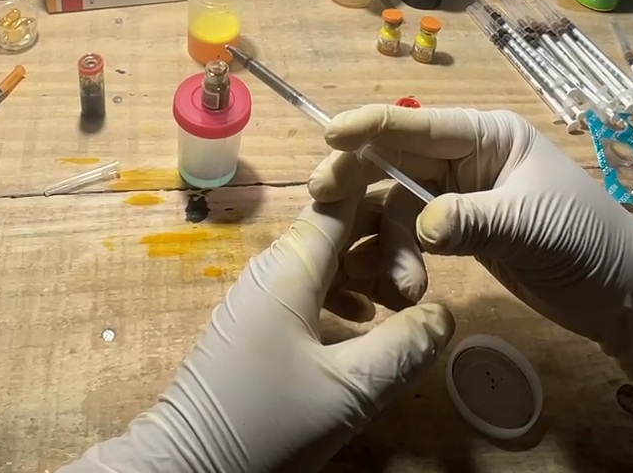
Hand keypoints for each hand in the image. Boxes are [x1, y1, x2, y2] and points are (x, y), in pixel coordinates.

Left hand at [62, 195, 453, 472]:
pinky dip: (347, 295)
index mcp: (293, 263)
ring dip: (369, 273)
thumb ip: (402, 347)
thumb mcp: (347, 390)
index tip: (423, 198)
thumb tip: (443, 313)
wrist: (189, 461)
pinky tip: (368, 323)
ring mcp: (266, 290)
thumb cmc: (267, 418)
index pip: (343, 197)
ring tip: (403, 306)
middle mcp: (278, 264)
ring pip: (328, 258)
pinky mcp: (262, 318)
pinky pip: (313, 287)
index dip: (381, 188)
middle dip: (385, 244)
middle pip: (340, 226)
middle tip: (418, 290)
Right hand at [308, 104, 632, 395]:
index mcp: (486, 136)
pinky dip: (401, 257)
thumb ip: (471, 221)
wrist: (625, 299)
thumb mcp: (531, 226)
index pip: (417, 123)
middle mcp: (466, 157)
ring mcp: (461, 194)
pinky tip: (396, 286)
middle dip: (360, 180)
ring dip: (388, 240)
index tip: (329, 135)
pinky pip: (413, 234)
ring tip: (393, 282)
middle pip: (397, 161)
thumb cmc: (588, 243)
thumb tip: (419, 228)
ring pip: (400, 205)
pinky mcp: (459, 230)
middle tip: (322, 200)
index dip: (370, 126)